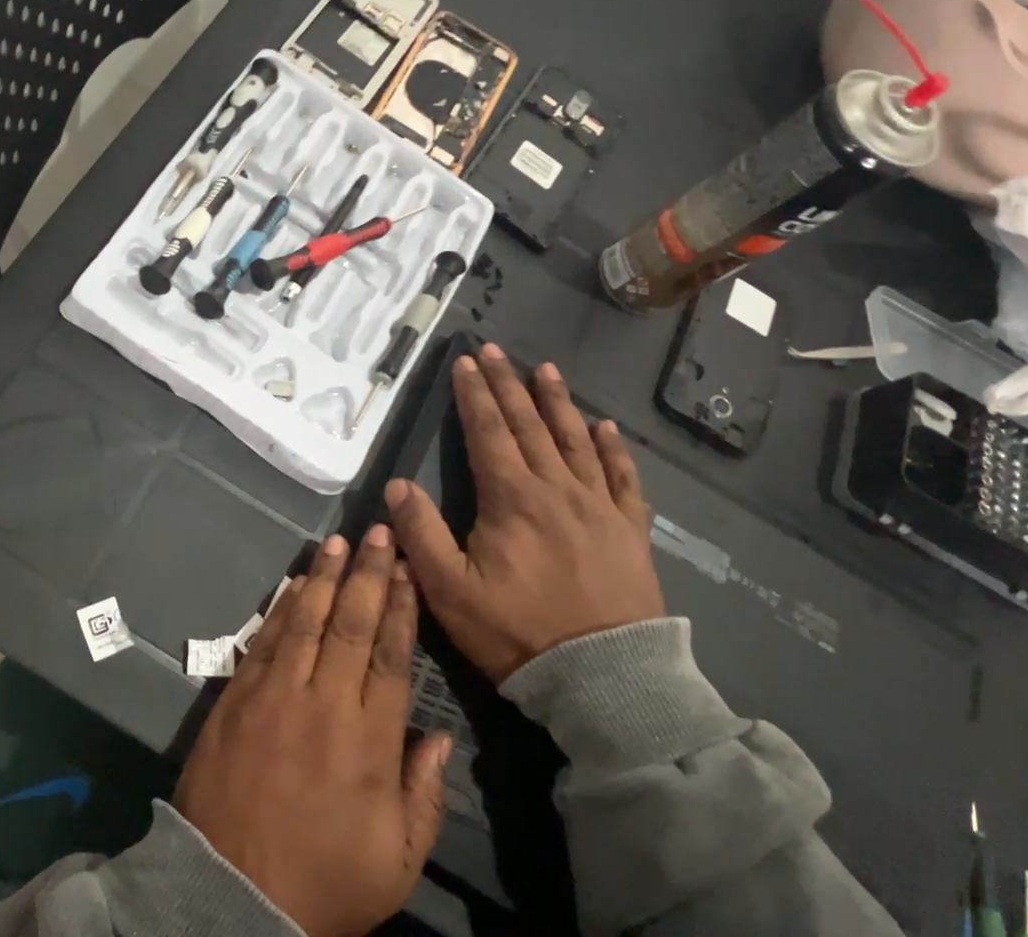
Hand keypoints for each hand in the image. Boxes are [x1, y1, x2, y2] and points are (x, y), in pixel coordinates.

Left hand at [174, 527, 452, 936]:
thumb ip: (424, 794)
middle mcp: (322, 703)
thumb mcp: (397, 859)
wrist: (229, 895)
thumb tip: (440, 736)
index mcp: (368, 738)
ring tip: (336, 543)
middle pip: (349, 624)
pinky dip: (280, 609)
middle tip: (377, 531)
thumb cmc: (324, 881)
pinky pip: (263, 642)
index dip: (401, 607)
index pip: (390, 654)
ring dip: (322, 579)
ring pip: (304, 622)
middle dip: (366, 574)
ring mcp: (272, 696)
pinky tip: (292, 585)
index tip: (407, 568)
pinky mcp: (235, 699)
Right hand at [384, 345, 662, 684]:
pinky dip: (614, 449)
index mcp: (510, 499)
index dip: (475, 395)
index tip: (466, 361)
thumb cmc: (516, 633)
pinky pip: (623, 478)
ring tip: (546, 370)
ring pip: (576, 440)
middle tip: (497, 350)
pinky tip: (606, 428)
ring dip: (558, 402)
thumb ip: (420, 534)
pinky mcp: (629, 530)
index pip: (487, 433)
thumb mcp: (449, 591)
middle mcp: (556, 489)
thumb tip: (398, 485)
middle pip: (529, 425)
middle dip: (509, 385)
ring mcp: (599, 507)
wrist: (603, 677)